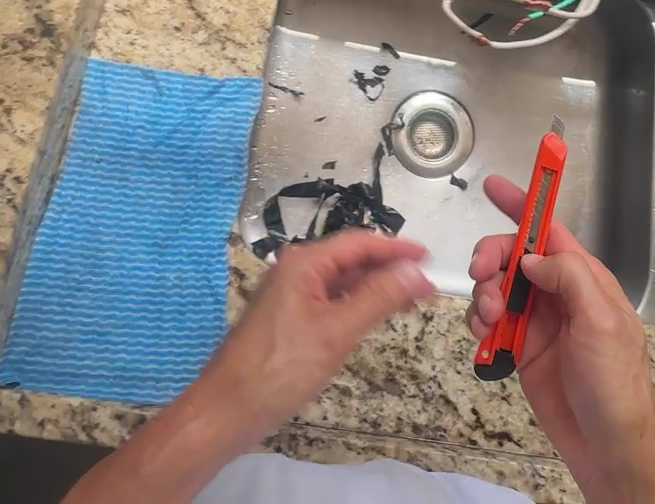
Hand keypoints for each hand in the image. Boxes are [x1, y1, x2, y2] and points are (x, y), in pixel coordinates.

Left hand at [201, 229, 434, 441]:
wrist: (227, 411)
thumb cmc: (280, 368)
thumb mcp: (336, 332)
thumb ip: (378, 298)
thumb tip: (414, 270)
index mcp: (304, 263)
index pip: (359, 243)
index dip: (396, 248)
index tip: (427, 256)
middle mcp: (297, 270)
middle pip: (351, 260)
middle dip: (388, 269)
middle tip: (424, 284)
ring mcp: (291, 294)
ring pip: (342, 282)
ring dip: (375, 287)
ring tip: (409, 300)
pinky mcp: (289, 318)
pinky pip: (331, 301)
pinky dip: (356, 304)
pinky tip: (373, 317)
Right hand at [467, 174, 654, 503]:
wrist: (607, 448)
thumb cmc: (616, 385)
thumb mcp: (602, 322)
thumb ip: (569, 277)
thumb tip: (531, 258)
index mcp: (583, 278)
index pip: (549, 228)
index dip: (523, 203)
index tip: (494, 185)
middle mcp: (558, 292)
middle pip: (513, 254)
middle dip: (492, 257)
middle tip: (482, 275)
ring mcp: (537, 319)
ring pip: (496, 285)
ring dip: (484, 294)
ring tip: (490, 321)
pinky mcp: (521, 346)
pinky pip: (489, 320)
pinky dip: (479, 322)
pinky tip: (485, 337)